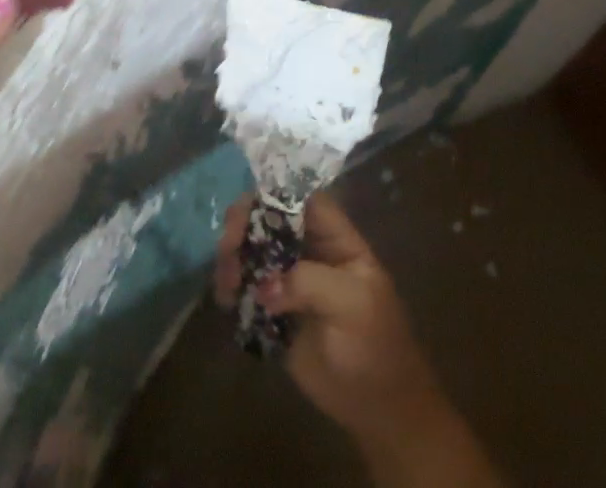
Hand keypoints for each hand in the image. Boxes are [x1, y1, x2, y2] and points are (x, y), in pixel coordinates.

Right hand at [215, 193, 498, 487]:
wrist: (377, 408)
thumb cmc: (375, 349)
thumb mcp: (353, 304)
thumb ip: (309, 281)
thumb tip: (262, 286)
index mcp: (339, 243)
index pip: (304, 201)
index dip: (275, 197)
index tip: (245, 214)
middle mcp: (311, 253)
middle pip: (269, 220)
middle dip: (243, 228)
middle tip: (228, 252)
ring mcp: (290, 281)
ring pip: (251, 251)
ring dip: (232, 259)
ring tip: (228, 286)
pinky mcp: (272, 310)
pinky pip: (245, 285)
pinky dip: (230, 286)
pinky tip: (227, 301)